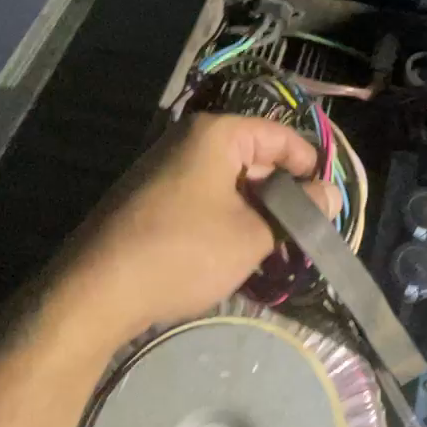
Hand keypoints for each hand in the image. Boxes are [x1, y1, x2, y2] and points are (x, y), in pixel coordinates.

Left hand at [59, 113, 338, 337]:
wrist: (95, 292)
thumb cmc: (184, 251)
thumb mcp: (252, 234)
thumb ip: (298, 212)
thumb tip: (331, 195)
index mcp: (216, 133)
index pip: (281, 136)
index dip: (310, 167)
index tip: (328, 204)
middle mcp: (189, 140)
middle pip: (255, 157)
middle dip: (283, 194)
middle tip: (305, 233)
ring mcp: (164, 169)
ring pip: (230, 182)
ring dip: (256, 211)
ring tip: (274, 249)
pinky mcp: (149, 199)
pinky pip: (204, 197)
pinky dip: (226, 219)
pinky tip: (235, 254)